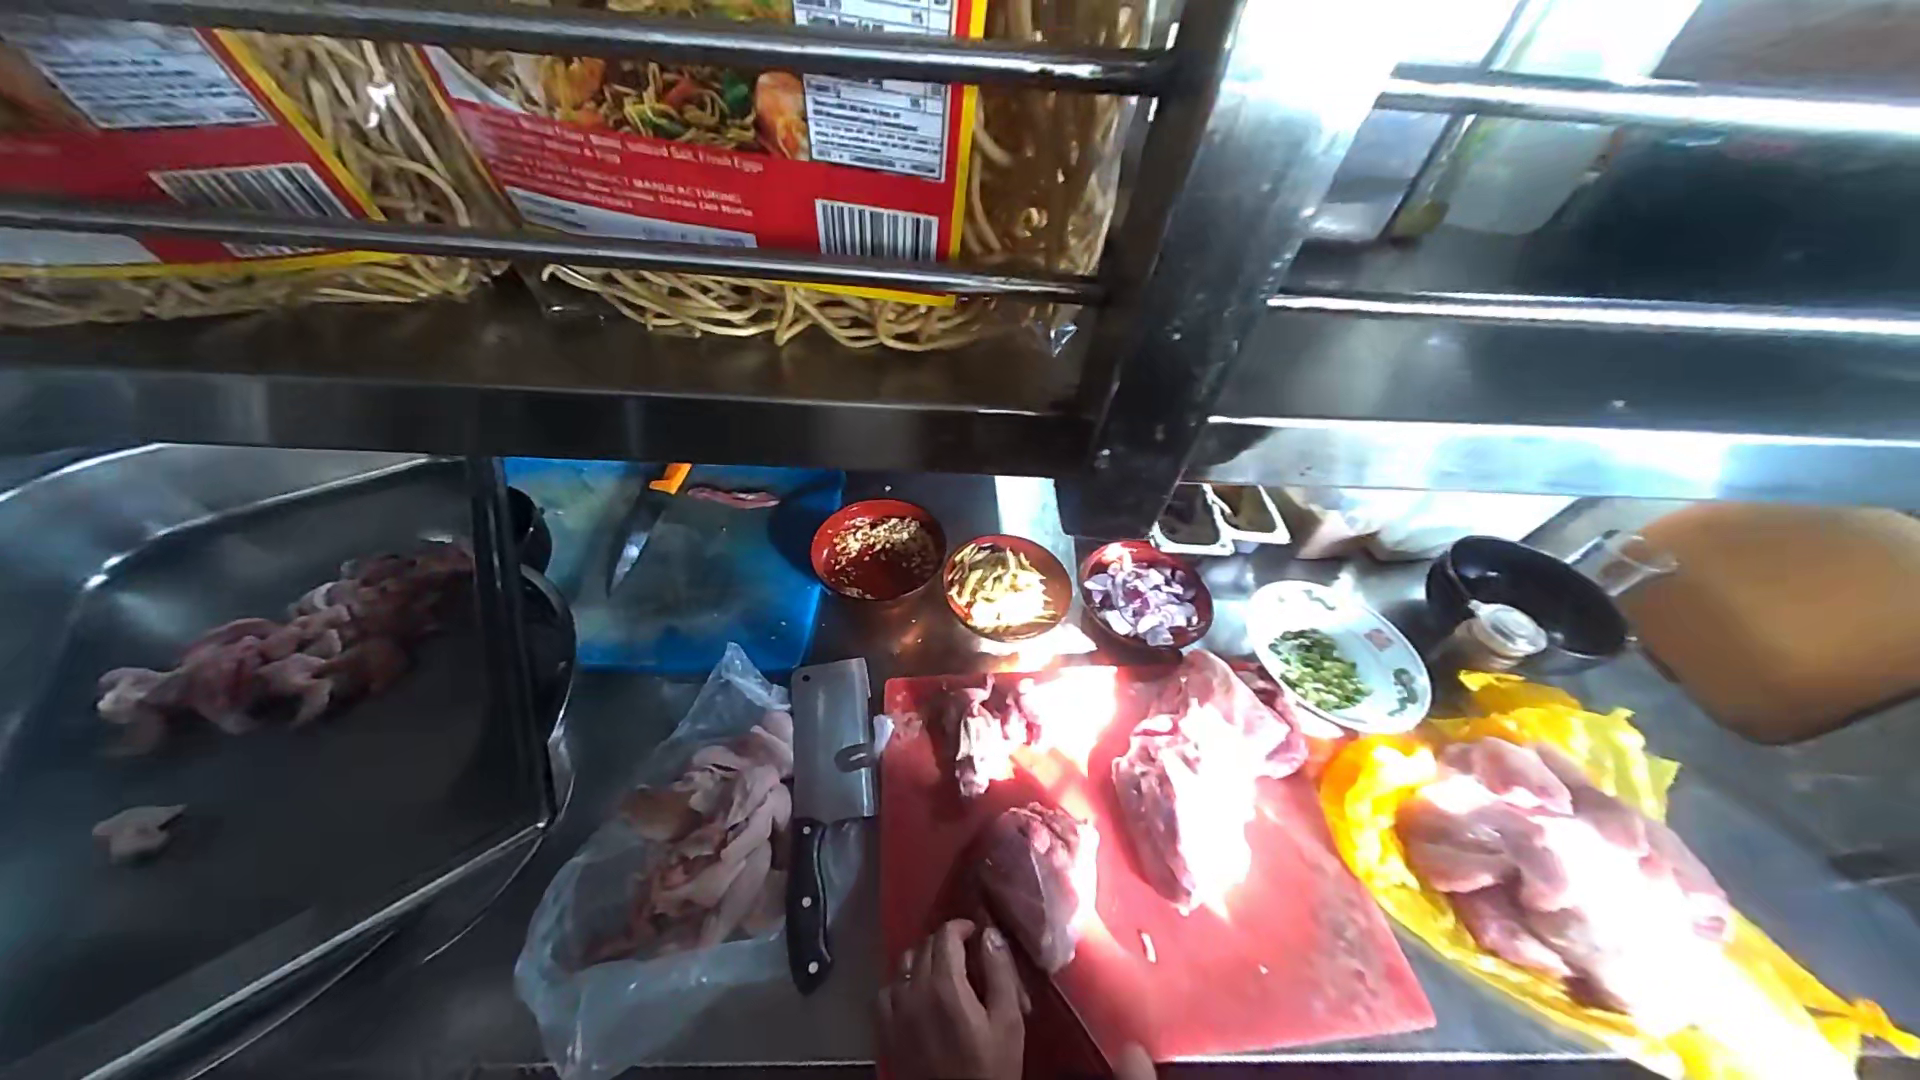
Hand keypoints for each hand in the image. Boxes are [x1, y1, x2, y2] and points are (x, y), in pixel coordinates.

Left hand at [877, 919, 1026, 1079]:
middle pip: (925, 945)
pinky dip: (900, 985)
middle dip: (945, 942)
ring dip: (922, 959)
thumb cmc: (989, 1071)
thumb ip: (1000, 972)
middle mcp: (914, 990)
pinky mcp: (886, 1033)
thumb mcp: (1008, 1022)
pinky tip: (914, 996)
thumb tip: (989, 933)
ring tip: (941, 973)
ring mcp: (895, 1012)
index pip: (946, 934)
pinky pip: (886, 992)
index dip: (962, 927)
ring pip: (904, 964)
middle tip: (964, 955)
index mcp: (945, 984)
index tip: (976, 935)